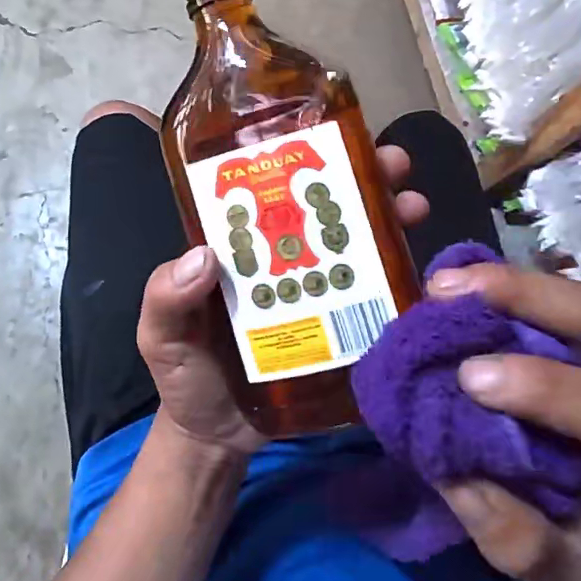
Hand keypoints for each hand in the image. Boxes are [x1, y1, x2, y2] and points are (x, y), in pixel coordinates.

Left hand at [139, 145, 429, 460]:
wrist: (220, 438)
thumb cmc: (186, 378)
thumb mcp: (161, 336)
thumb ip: (164, 299)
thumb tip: (203, 256)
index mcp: (242, 248)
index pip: (275, 192)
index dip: (304, 163)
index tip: (335, 142)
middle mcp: (285, 259)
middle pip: (327, 208)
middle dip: (363, 179)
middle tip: (394, 164)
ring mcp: (317, 291)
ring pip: (357, 243)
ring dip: (388, 217)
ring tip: (414, 205)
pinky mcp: (342, 327)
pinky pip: (373, 294)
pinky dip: (397, 275)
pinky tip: (419, 267)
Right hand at [424, 263, 580, 580]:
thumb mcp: (560, 577)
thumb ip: (515, 540)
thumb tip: (455, 473)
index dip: (545, 388)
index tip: (469, 380)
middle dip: (522, 296)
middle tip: (447, 296)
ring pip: (575, 298)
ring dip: (505, 281)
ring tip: (442, 286)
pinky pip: (552, 299)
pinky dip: (502, 286)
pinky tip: (458, 286)